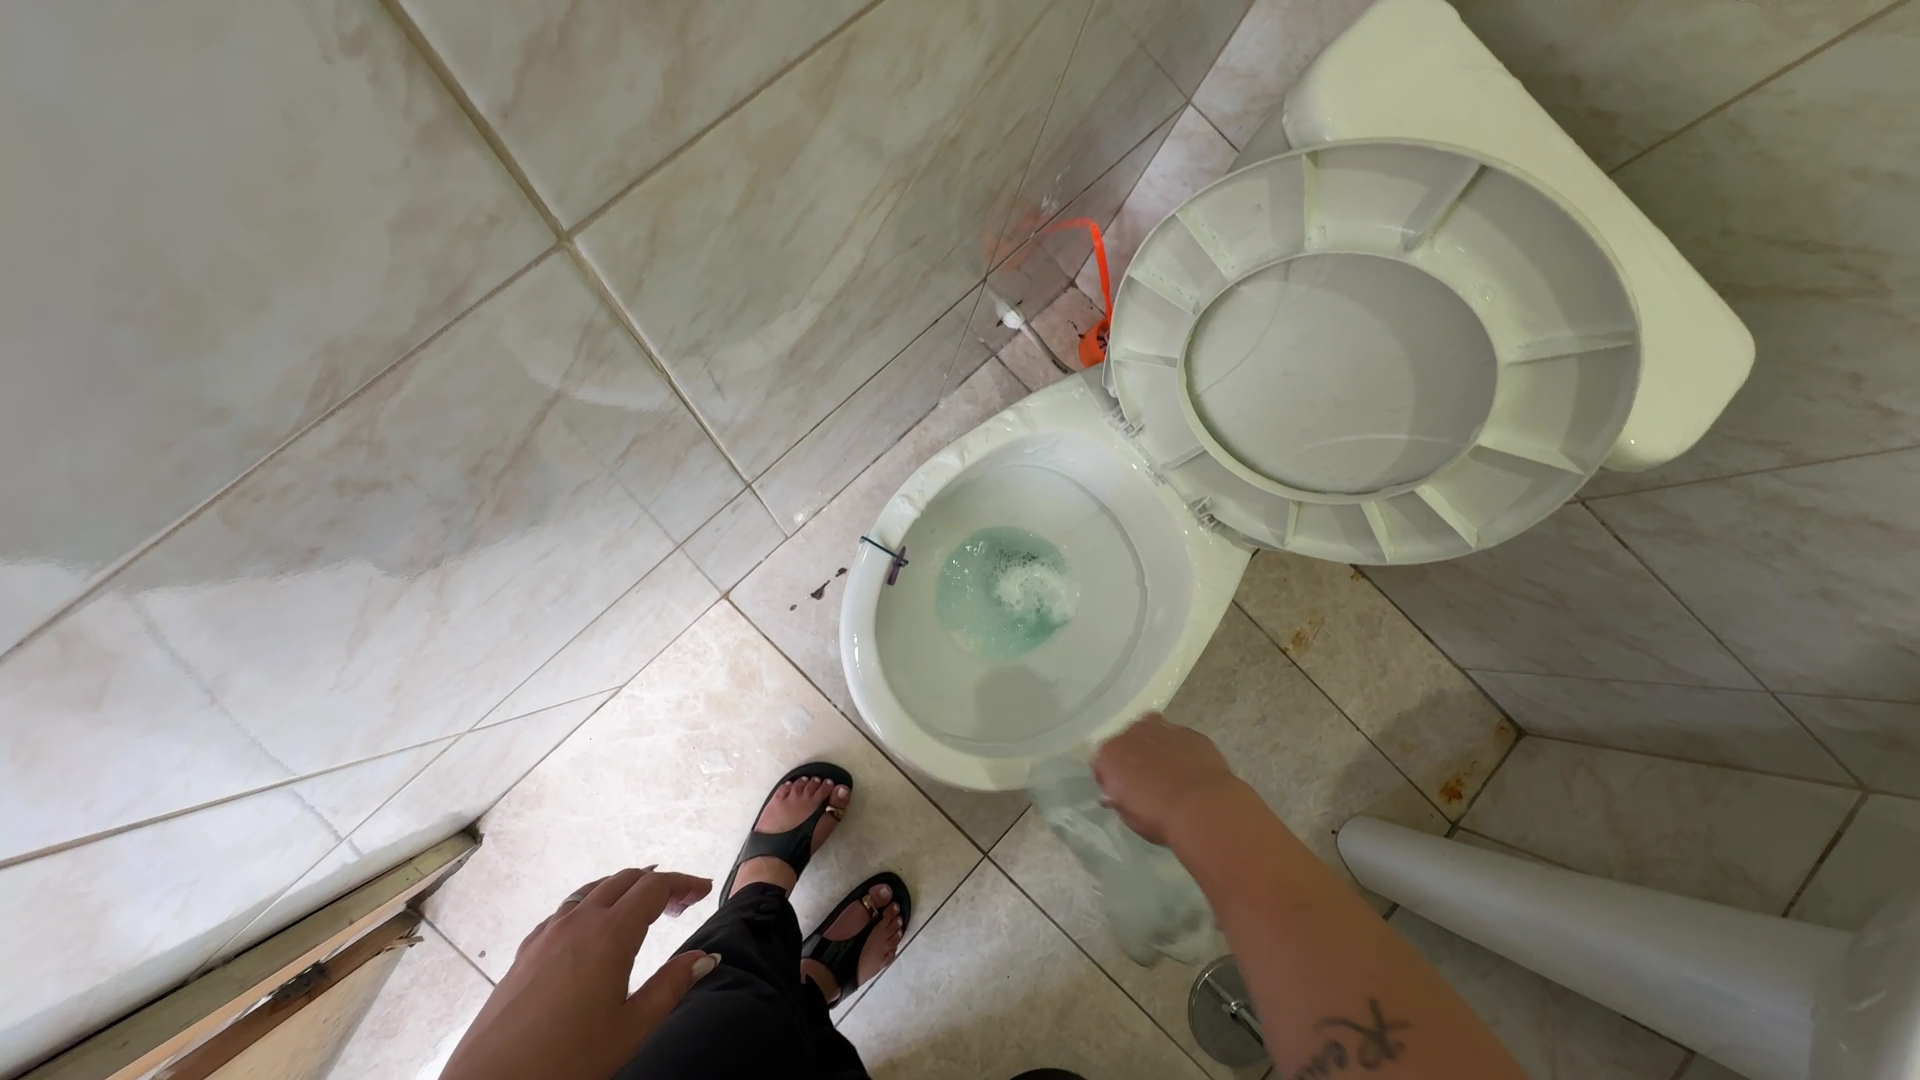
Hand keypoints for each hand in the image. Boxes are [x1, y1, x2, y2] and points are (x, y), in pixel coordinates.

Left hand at [441, 867, 716, 1079]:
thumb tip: (704, 959)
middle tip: (682, 905)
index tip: (704, 891)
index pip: (655, 886)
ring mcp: (547, 933)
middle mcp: (578, 921)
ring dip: (625, 890)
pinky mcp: (525, 951)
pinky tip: (596, 933)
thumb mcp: (631, 1028)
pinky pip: (567, 909)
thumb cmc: (567, 1061)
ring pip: (594, 889)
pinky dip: (594, 905)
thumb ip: (671, 985)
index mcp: (610, 934)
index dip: (684, 883)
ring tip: (643, 911)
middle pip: (626, 879)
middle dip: (658, 883)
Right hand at [1093, 712, 1242, 844]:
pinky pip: (1179, 739)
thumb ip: (1118, 796)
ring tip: (1169, 772)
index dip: (1111, 778)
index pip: (1102, 762)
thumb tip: (1115, 792)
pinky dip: (1181, 750)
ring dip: (1157, 747)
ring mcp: (1163, 729)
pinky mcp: (1191, 732)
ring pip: (1153, 733)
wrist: (1201, 806)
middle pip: (1128, 742)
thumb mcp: (1127, 814)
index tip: (1121, 793)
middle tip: (1146, 781)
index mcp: (1109, 753)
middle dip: (1134, 757)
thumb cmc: (1157, 815)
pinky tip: (1190, 769)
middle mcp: (1132, 733)